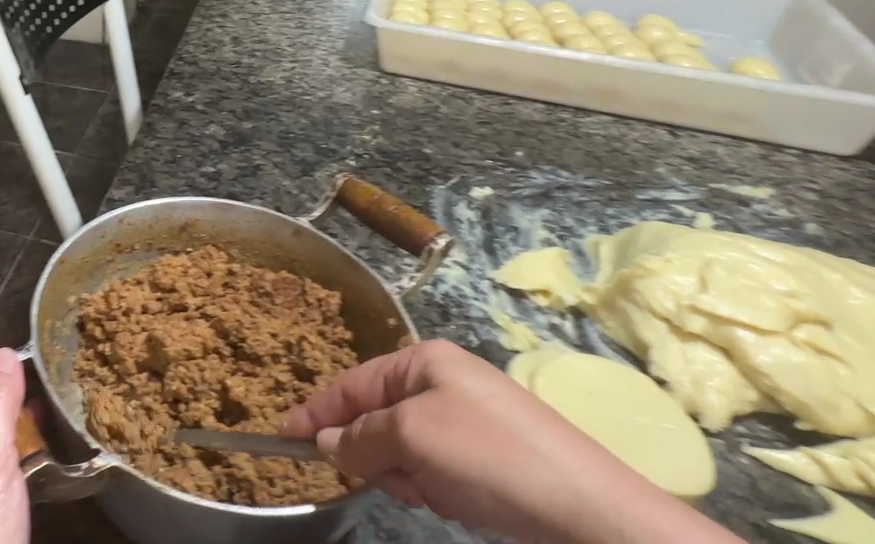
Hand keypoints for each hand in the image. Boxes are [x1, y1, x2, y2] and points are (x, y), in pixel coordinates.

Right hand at [280, 340, 737, 543]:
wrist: (592, 514)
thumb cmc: (491, 458)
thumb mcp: (411, 438)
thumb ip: (360, 438)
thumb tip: (329, 444)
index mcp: (423, 359)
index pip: (351, 383)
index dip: (316, 412)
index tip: (281, 436)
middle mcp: (444, 380)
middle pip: (377, 416)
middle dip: (375, 453)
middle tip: (394, 481)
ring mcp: (470, 417)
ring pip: (405, 447)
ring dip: (407, 475)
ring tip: (434, 495)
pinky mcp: (491, 455)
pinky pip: (436, 466)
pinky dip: (435, 487)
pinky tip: (456, 503)